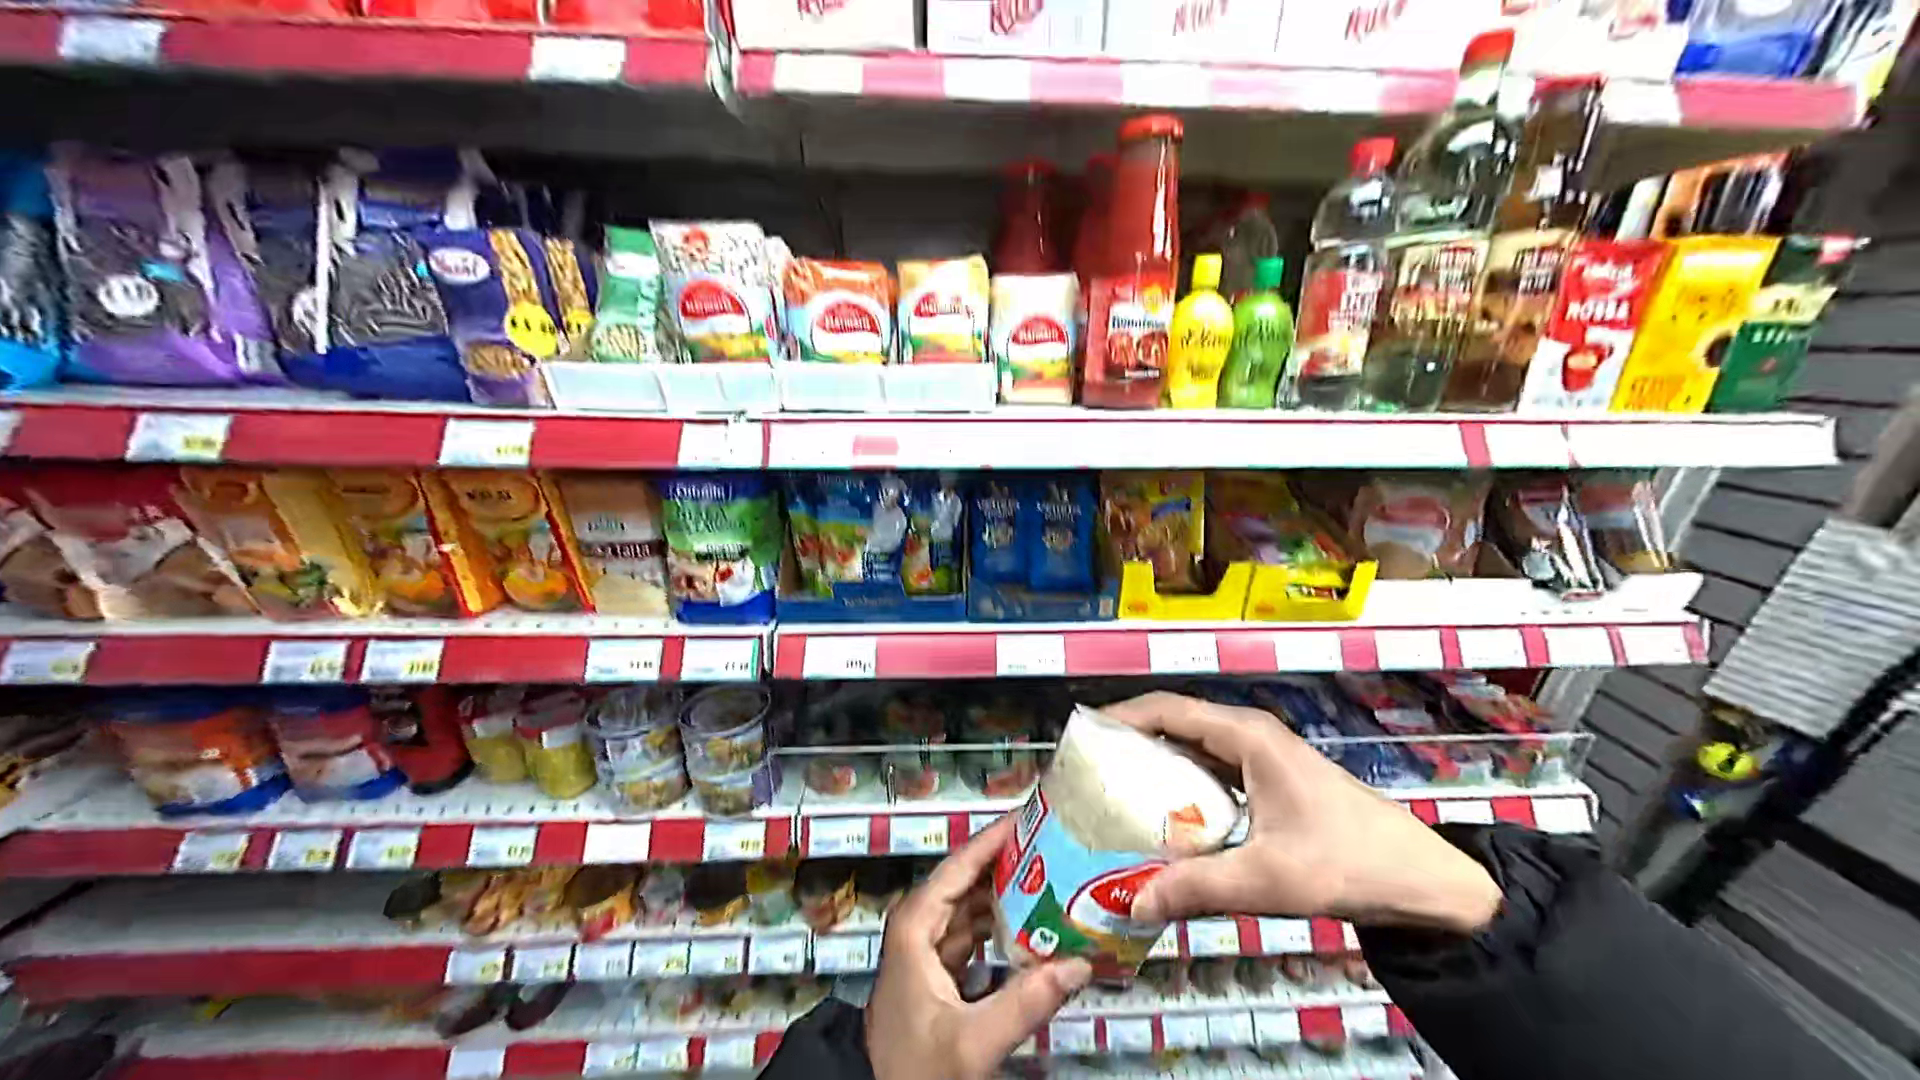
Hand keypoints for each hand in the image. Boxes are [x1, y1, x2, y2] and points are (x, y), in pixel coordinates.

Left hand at [865, 816, 1093, 1079]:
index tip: (1032, 815)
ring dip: (1011, 893)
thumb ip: (1025, 1004)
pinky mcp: (940, 965)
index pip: (961, 863)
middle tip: (1057, 846)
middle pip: (970, 878)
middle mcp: (920, 921)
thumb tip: (1080, 965)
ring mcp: (929, 942)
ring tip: (1056, 878)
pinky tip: (1037, 926)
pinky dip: (1005, 925)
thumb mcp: (970, 1041)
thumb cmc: (912, 1067)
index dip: (996, 837)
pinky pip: (977, 931)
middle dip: (1012, 863)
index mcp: (917, 921)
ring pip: (975, 904)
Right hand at [1102, 692, 1501, 934]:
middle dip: (1130, 738)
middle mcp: (1248, 734)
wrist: (1425, 881)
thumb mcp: (1269, 879)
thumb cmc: (1347, 862)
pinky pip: (1209, 766)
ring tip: (1112, 787)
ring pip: (1192, 743)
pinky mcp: (1267, 776)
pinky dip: (1179, 779)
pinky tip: (1161, 811)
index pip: (1170, 708)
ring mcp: (1259, 753)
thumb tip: (1133, 903)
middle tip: (1089, 767)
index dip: (1123, 715)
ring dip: (1153, 759)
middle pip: (1175, 721)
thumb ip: (1198, 888)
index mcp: (1247, 736)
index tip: (1084, 735)